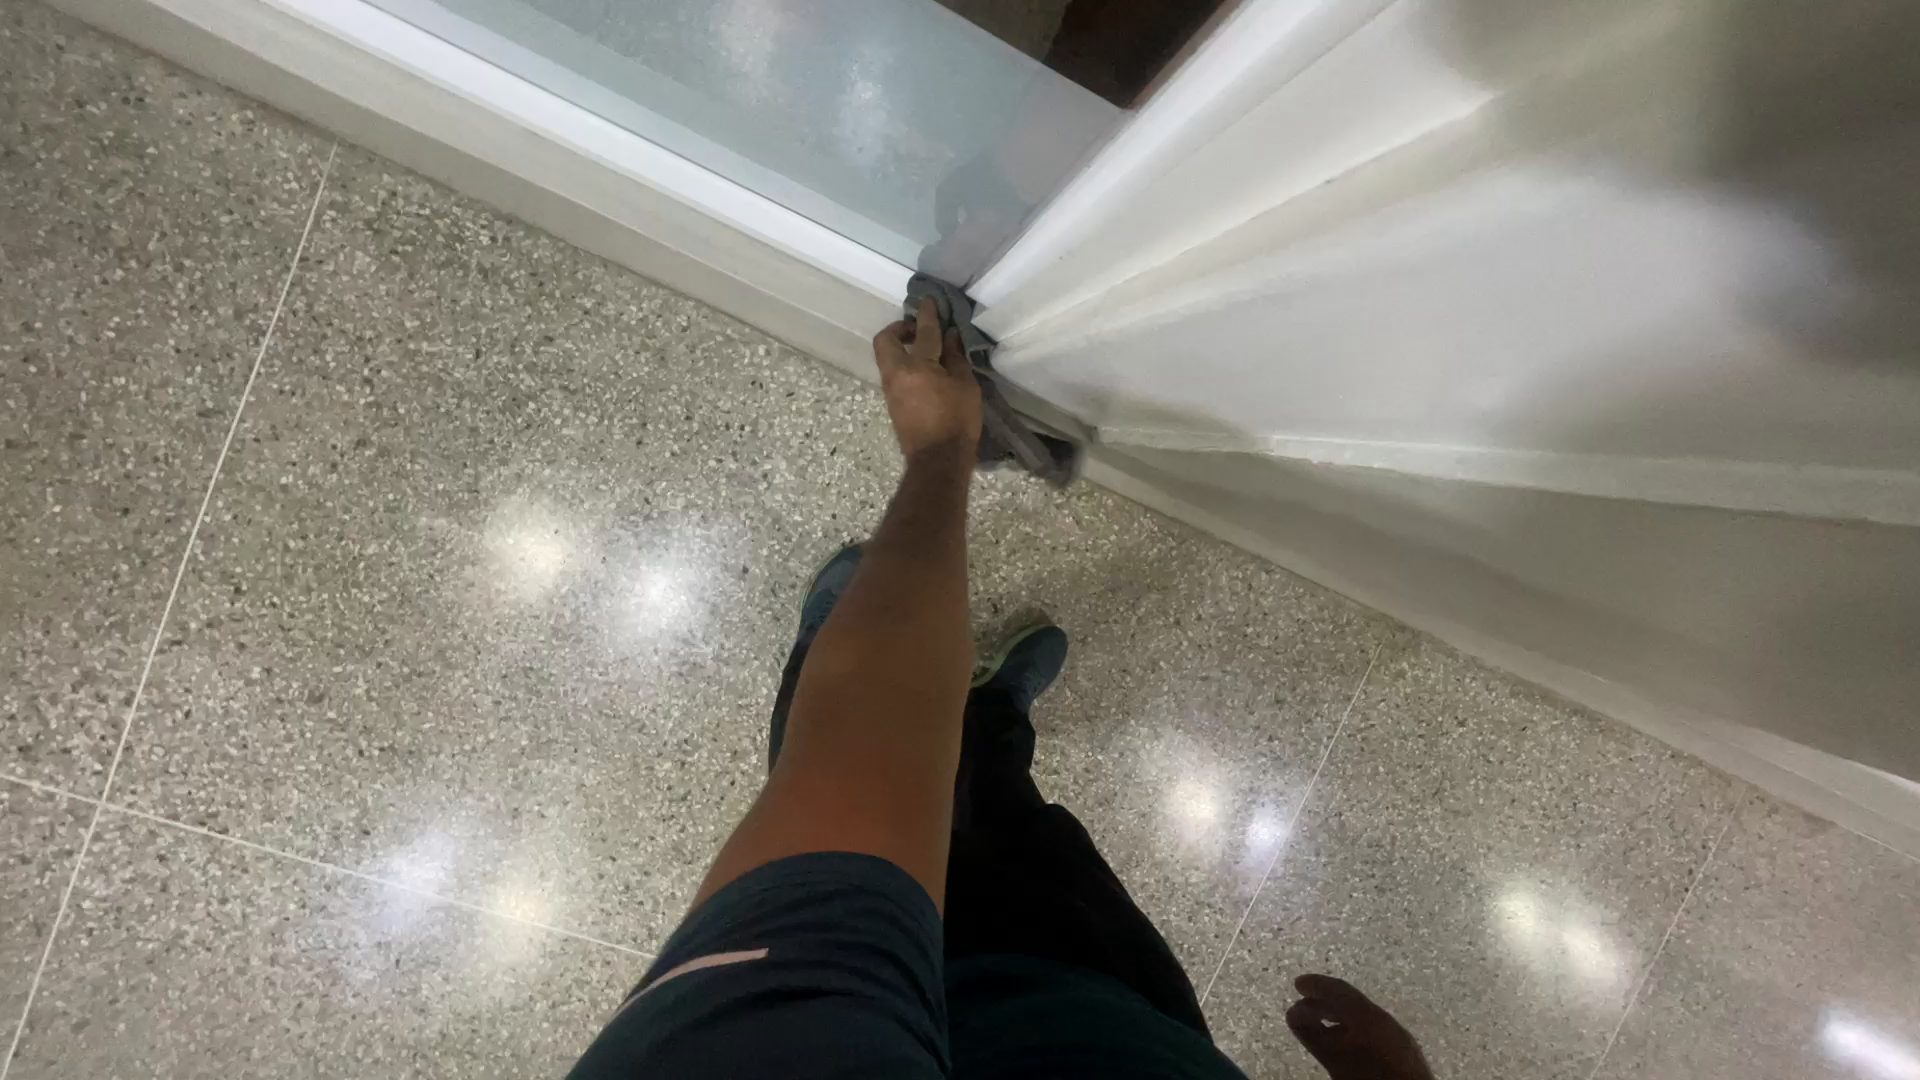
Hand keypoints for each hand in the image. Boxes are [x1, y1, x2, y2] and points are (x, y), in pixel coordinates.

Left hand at [872, 298, 982, 460]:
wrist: (937, 461)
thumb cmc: (957, 423)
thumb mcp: (966, 387)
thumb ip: (956, 358)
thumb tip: (950, 336)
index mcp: (917, 366)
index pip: (923, 332)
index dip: (927, 314)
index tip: (930, 301)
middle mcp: (897, 374)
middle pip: (885, 340)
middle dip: (898, 328)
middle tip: (918, 329)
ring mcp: (891, 390)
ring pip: (886, 358)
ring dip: (900, 348)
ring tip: (924, 350)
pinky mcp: (892, 404)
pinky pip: (893, 374)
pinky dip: (903, 364)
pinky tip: (924, 371)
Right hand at [1286, 974, 1435, 1079]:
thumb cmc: (1369, 1077)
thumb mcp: (1333, 1058)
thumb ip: (1311, 1034)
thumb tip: (1292, 1014)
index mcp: (1368, 1014)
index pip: (1337, 988)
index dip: (1315, 984)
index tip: (1297, 985)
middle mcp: (1385, 1018)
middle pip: (1350, 1001)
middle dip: (1324, 1002)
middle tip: (1303, 1006)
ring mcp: (1399, 1035)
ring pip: (1363, 1017)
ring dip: (1338, 1018)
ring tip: (1320, 1027)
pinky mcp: (1406, 1052)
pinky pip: (1373, 1030)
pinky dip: (1353, 1030)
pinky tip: (1345, 1044)